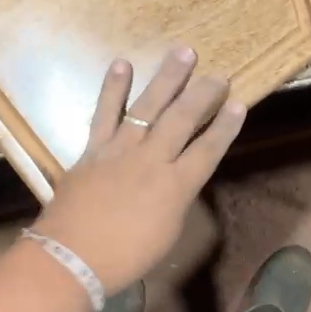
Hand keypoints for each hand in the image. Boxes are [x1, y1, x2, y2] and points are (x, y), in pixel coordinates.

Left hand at [33, 46, 244, 295]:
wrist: (71, 259)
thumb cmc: (126, 257)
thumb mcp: (167, 232)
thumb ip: (176, 198)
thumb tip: (179, 177)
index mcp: (177, 186)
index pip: (209, 149)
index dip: (226, 126)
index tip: (239, 103)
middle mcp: (153, 160)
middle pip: (183, 119)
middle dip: (203, 94)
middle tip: (218, 74)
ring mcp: (121, 151)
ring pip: (149, 107)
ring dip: (167, 78)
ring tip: (183, 52)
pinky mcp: (93, 149)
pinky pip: (105, 113)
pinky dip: (113, 88)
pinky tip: (122, 64)